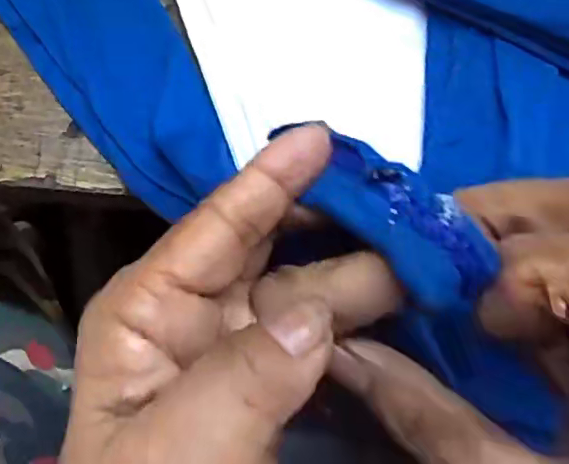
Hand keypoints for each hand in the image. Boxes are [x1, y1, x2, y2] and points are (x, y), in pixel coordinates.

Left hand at [60, 124, 404, 463]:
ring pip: (299, 291)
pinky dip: (354, 320)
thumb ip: (243, 376)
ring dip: (355, 267)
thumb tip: (314, 313)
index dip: (270, 177)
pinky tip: (397, 301)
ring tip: (418, 246)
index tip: (320, 135)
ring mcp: (230, 351)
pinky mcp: (267, 393)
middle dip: (324, 216)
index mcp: (150, 305)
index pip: (217, 224)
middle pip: (264, 247)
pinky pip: (315, 342)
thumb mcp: (177, 447)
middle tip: (389, 191)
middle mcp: (190, 313)